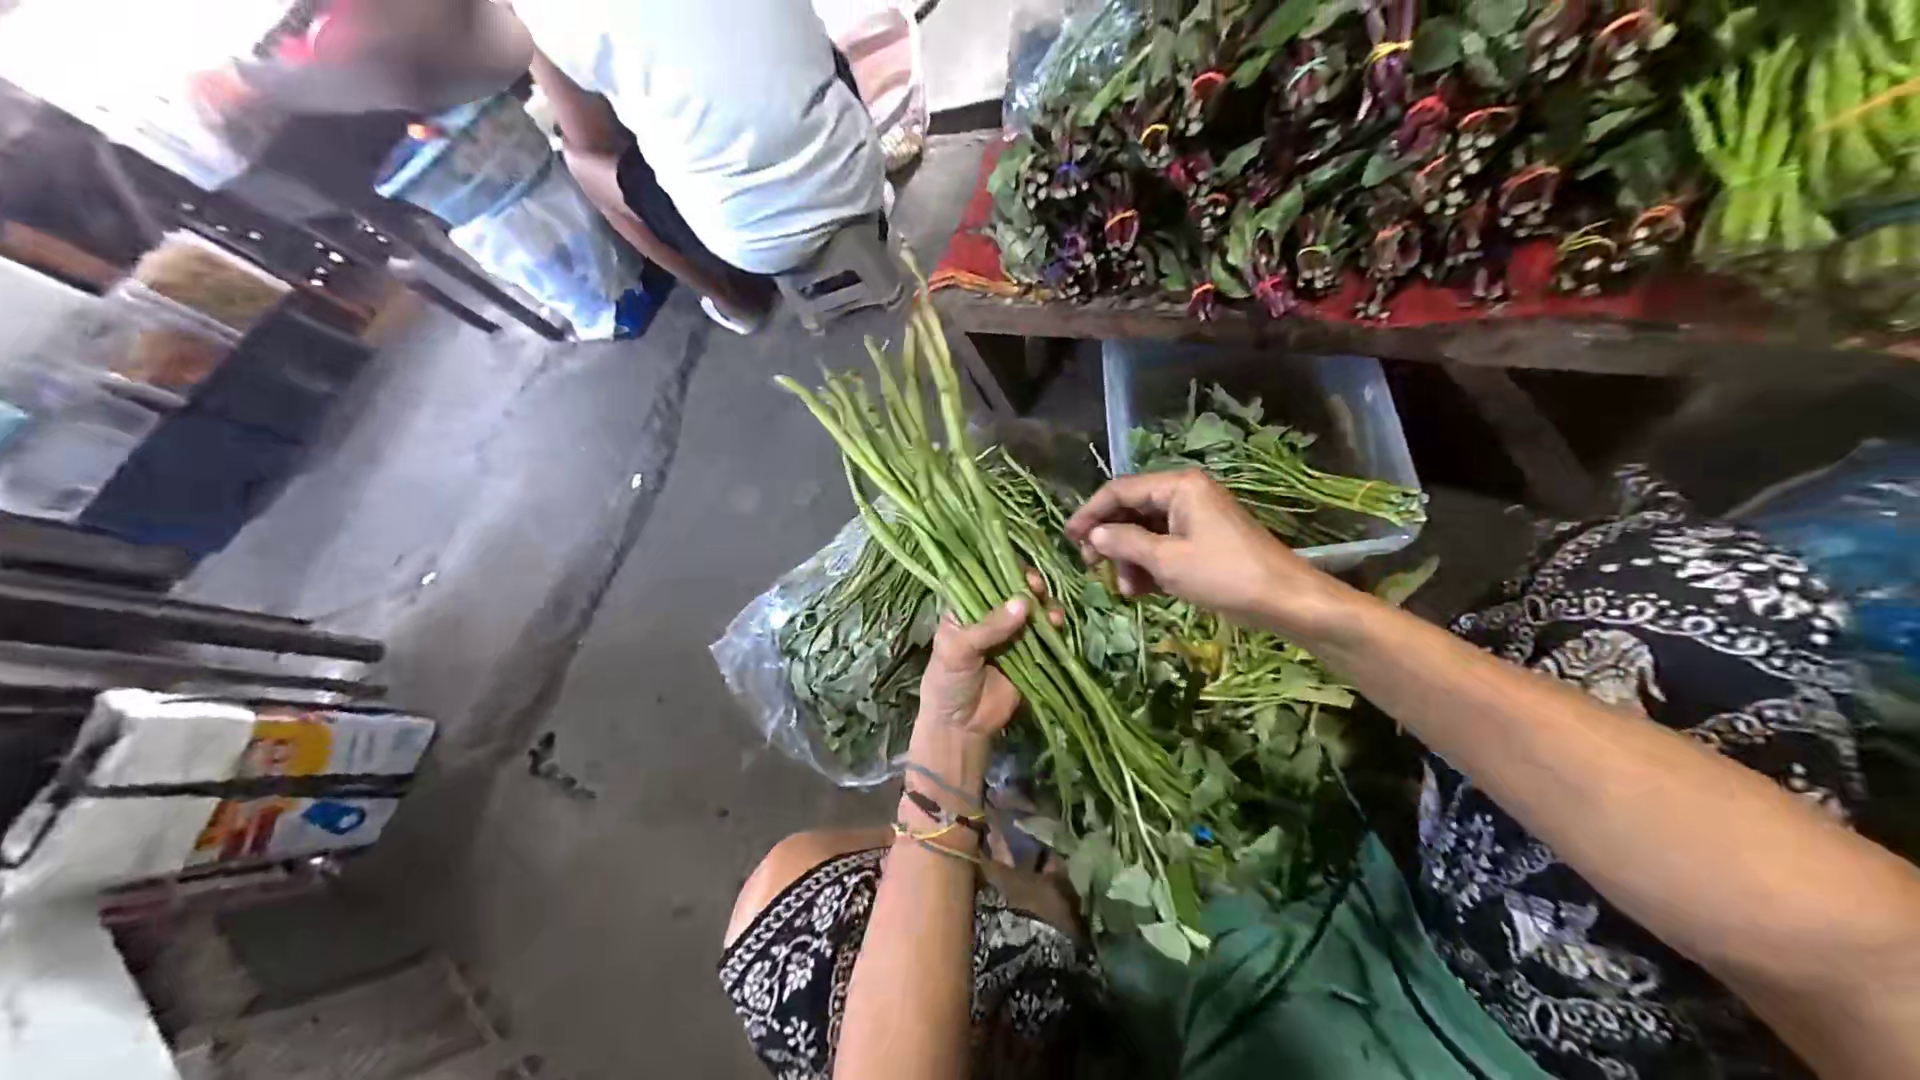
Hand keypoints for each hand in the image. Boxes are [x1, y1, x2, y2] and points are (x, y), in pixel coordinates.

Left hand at [915, 569, 1060, 737]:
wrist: (961, 725)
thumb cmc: (948, 681)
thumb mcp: (959, 649)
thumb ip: (989, 627)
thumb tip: (1023, 603)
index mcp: (965, 607)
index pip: (984, 577)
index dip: (1003, 570)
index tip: (1019, 571)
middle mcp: (990, 615)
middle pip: (1013, 590)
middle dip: (1028, 585)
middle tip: (1036, 587)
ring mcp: (1011, 633)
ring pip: (1032, 610)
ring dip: (1044, 605)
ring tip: (1049, 611)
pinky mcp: (1030, 652)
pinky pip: (1045, 633)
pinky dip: (1053, 626)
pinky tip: (1057, 623)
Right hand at [1064, 469, 1353, 640]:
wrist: (1283, 599)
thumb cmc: (1224, 574)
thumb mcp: (1167, 560)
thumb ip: (1125, 543)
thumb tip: (1094, 535)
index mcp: (1178, 486)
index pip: (1120, 490)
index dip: (1090, 513)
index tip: (1069, 537)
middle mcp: (1185, 494)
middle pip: (1131, 510)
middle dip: (1111, 540)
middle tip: (1091, 565)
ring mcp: (1195, 517)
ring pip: (1145, 531)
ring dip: (1129, 559)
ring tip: (1126, 589)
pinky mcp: (1202, 540)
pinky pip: (1164, 546)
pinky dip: (1149, 566)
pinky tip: (1142, 590)